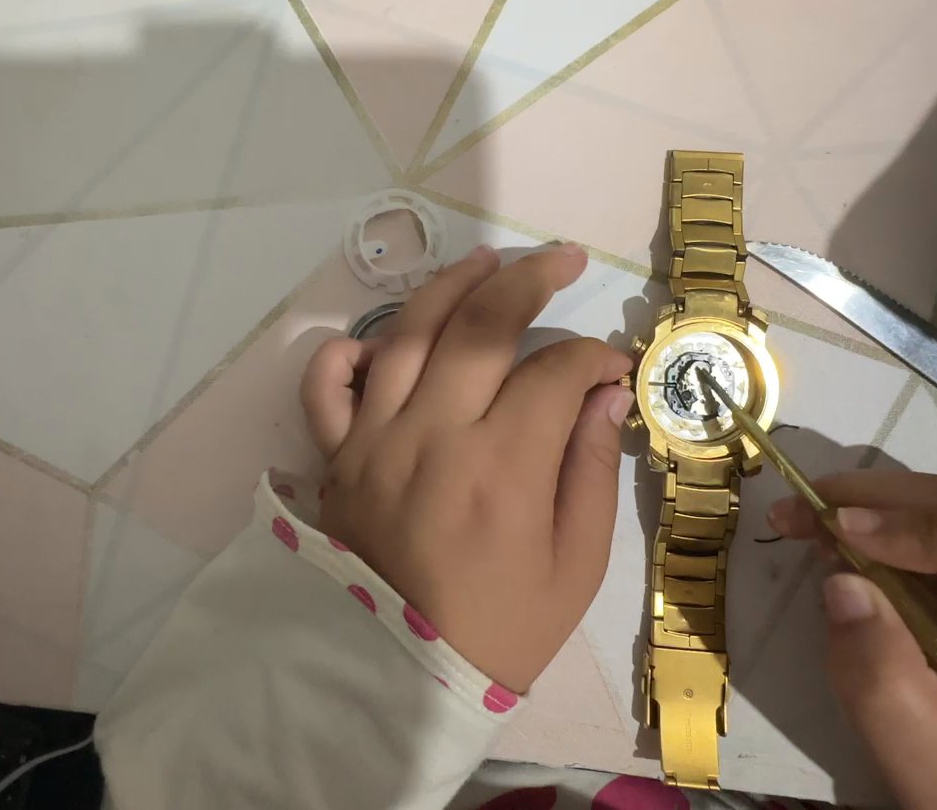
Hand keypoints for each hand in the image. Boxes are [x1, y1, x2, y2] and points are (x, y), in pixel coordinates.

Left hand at [299, 244, 632, 691]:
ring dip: (448, 287)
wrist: (399, 679)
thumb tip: (605, 392)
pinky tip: (381, 340)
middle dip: (528, 280)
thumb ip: (591, 469)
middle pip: (480, 328)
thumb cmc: (497, 627)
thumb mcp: (574, 566)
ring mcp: (374, 438)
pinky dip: (346, 351)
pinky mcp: (336, 454)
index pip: (553, 372)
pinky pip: (325, 385)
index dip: (592, 355)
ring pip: (406, 334)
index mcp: (501, 468)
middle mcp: (433, 435)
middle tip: (558, 258)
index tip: (610, 363)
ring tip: (483, 260)